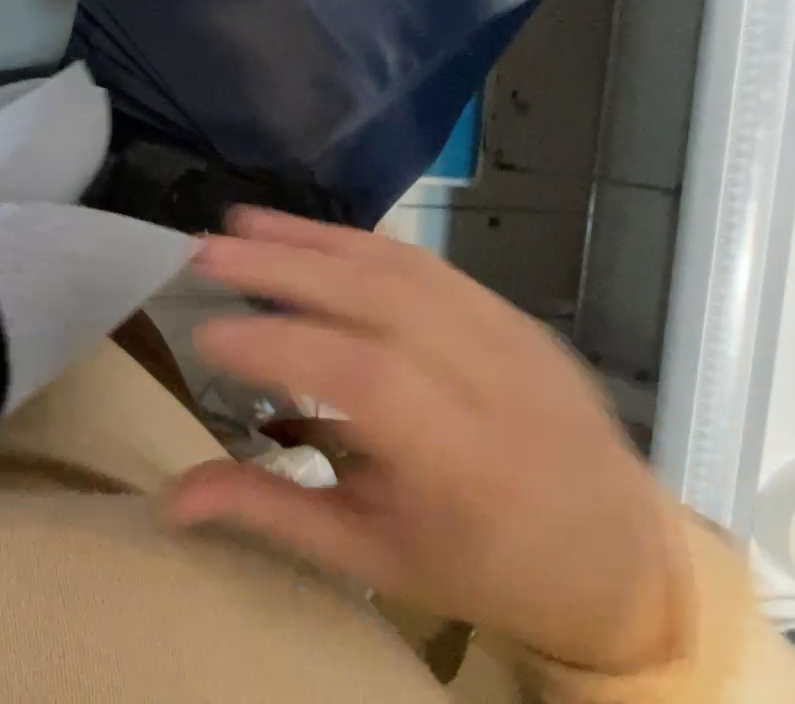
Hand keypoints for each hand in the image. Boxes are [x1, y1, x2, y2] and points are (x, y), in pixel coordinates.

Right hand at [169, 207, 679, 672]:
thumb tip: (169, 500)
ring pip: (404, 270)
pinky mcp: (515, 318)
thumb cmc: (484, 568)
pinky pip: (427, 266)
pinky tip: (299, 234)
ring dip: (311, 240)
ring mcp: (516, 342)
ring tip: (238, 226)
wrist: (625, 562)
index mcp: (469, 466)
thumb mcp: (372, 559)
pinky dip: (353, 242)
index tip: (205, 333)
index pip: (366, 380)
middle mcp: (501, 388)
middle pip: (383, 301)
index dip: (279, 347)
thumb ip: (269, 511)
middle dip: (282, 269)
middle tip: (203, 252)